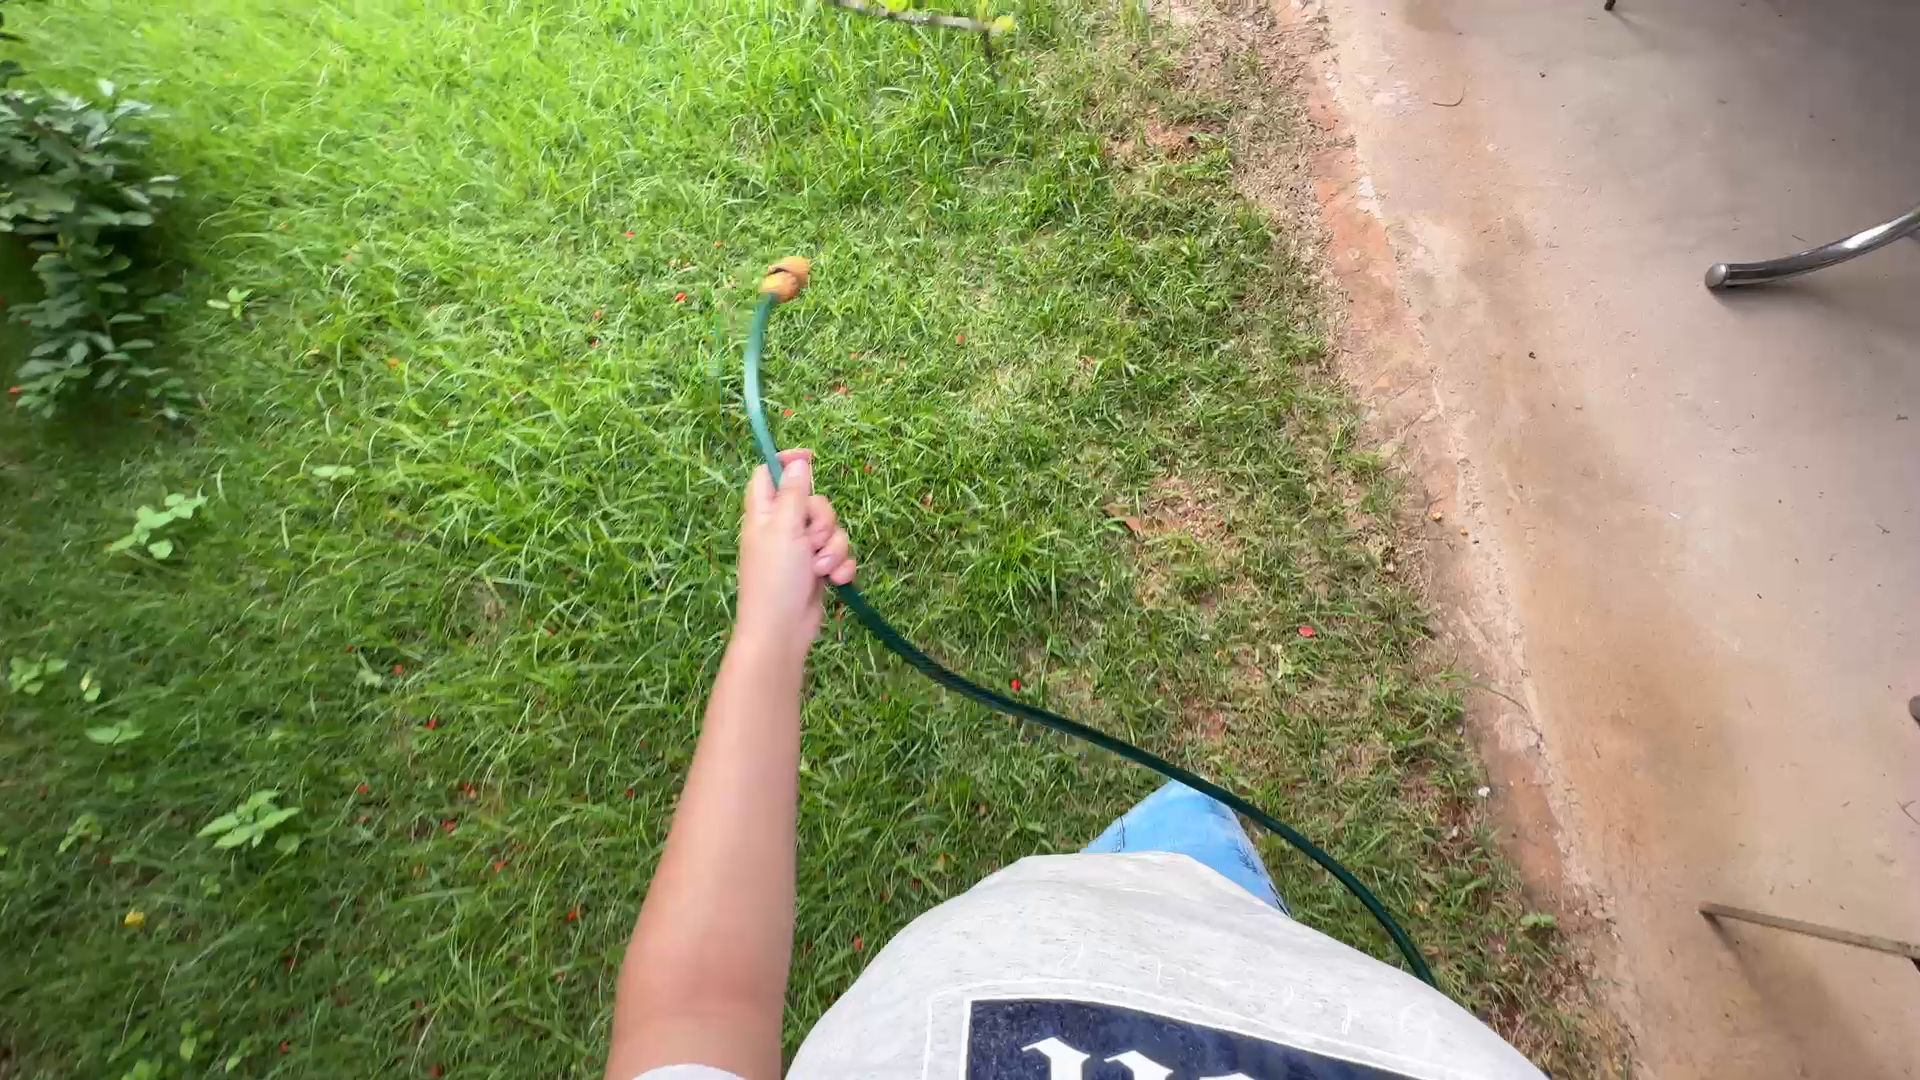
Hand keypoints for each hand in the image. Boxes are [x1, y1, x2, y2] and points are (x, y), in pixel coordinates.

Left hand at [735, 449, 856, 658]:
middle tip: (813, 538)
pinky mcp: (819, 568)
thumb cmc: (776, 577)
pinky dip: (840, 566)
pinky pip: (840, 554)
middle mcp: (782, 528)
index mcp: (764, 513)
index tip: (811, 458)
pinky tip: (835, 581)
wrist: (783, 629)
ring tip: (821, 568)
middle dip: (823, 519)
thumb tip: (797, 461)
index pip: (770, 475)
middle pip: (812, 501)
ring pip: (832, 530)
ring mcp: (801, 550)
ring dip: (834, 548)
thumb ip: (794, 493)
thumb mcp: (784, 528)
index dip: (787, 463)